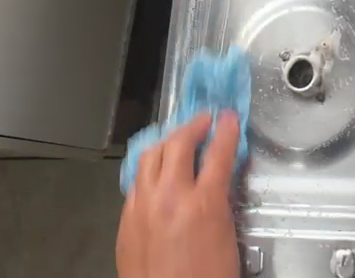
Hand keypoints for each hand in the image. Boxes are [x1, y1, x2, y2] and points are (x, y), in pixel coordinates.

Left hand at [116, 112, 242, 277]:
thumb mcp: (226, 236)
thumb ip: (221, 199)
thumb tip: (220, 173)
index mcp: (203, 203)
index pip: (218, 151)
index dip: (225, 129)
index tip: (228, 117)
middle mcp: (170, 197)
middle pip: (179, 142)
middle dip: (194, 126)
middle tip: (204, 121)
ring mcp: (143, 207)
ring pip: (150, 155)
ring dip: (167, 142)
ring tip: (178, 140)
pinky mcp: (126, 221)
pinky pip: (136, 182)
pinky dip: (149, 170)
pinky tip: (157, 174)